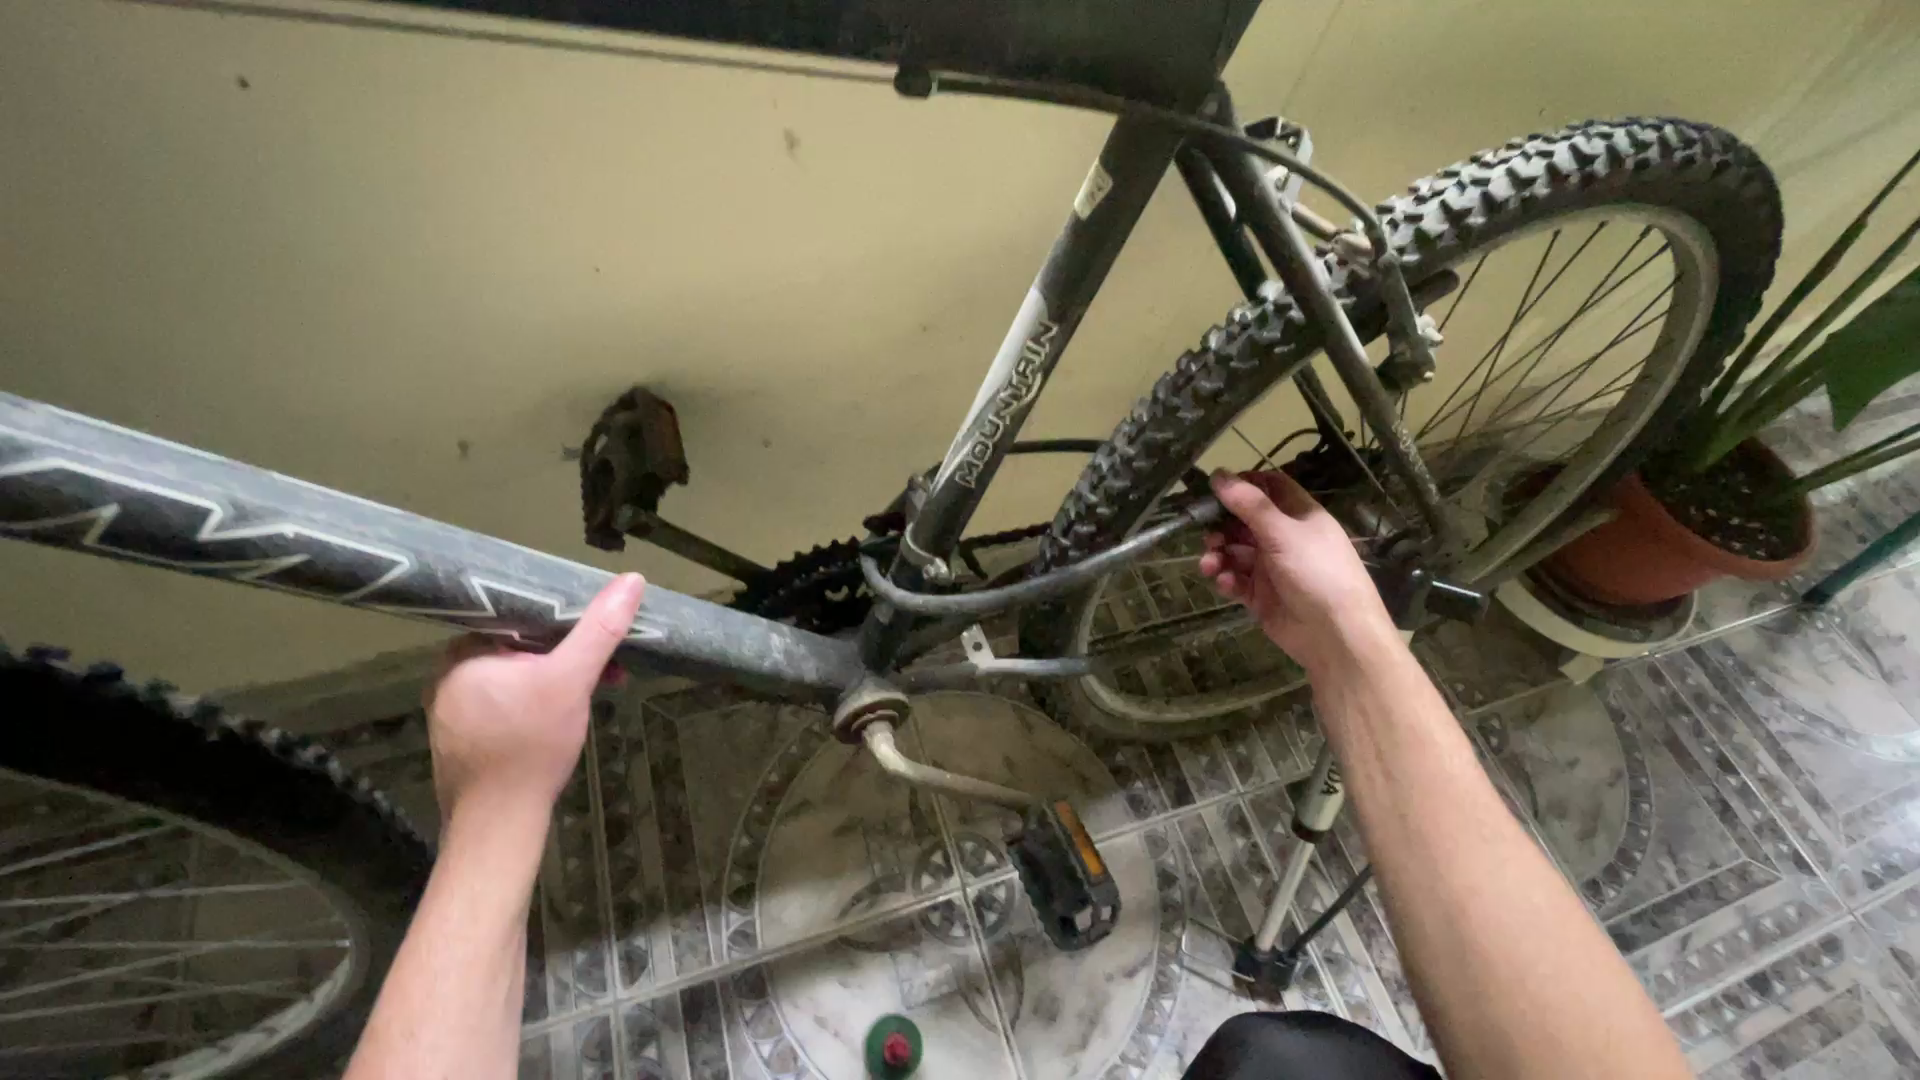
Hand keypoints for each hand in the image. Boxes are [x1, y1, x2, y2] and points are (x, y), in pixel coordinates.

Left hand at [423, 573, 645, 825]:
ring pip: (519, 676)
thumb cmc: (531, 745)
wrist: (498, 822)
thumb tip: (632, 580)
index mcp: (464, 650)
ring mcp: (451, 707)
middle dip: (573, 657)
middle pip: (526, 647)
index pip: (524, 618)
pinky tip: (562, 719)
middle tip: (611, 674)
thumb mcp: (573, 680)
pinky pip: (507, 702)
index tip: (605, 637)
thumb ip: (601, 629)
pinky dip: (538, 703)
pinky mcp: (461, 736)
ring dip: (560, 681)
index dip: (571, 624)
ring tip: (591, 697)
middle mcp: (449, 673)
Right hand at [1199, 469, 1394, 676]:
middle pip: (1244, 522)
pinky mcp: (1260, 595)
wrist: (1335, 634)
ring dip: (1218, 555)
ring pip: (1235, 552)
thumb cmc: (1317, 572)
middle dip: (1222, 526)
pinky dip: (1226, 579)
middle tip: (1206, 534)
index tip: (1216, 487)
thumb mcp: (1283, 533)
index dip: (1244, 484)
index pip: (1271, 488)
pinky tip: (1225, 583)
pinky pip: (1236, 580)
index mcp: (1299, 516)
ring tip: (1209, 564)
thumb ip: (1250, 505)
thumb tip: (1218, 474)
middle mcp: (1285, 538)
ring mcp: (1272, 567)